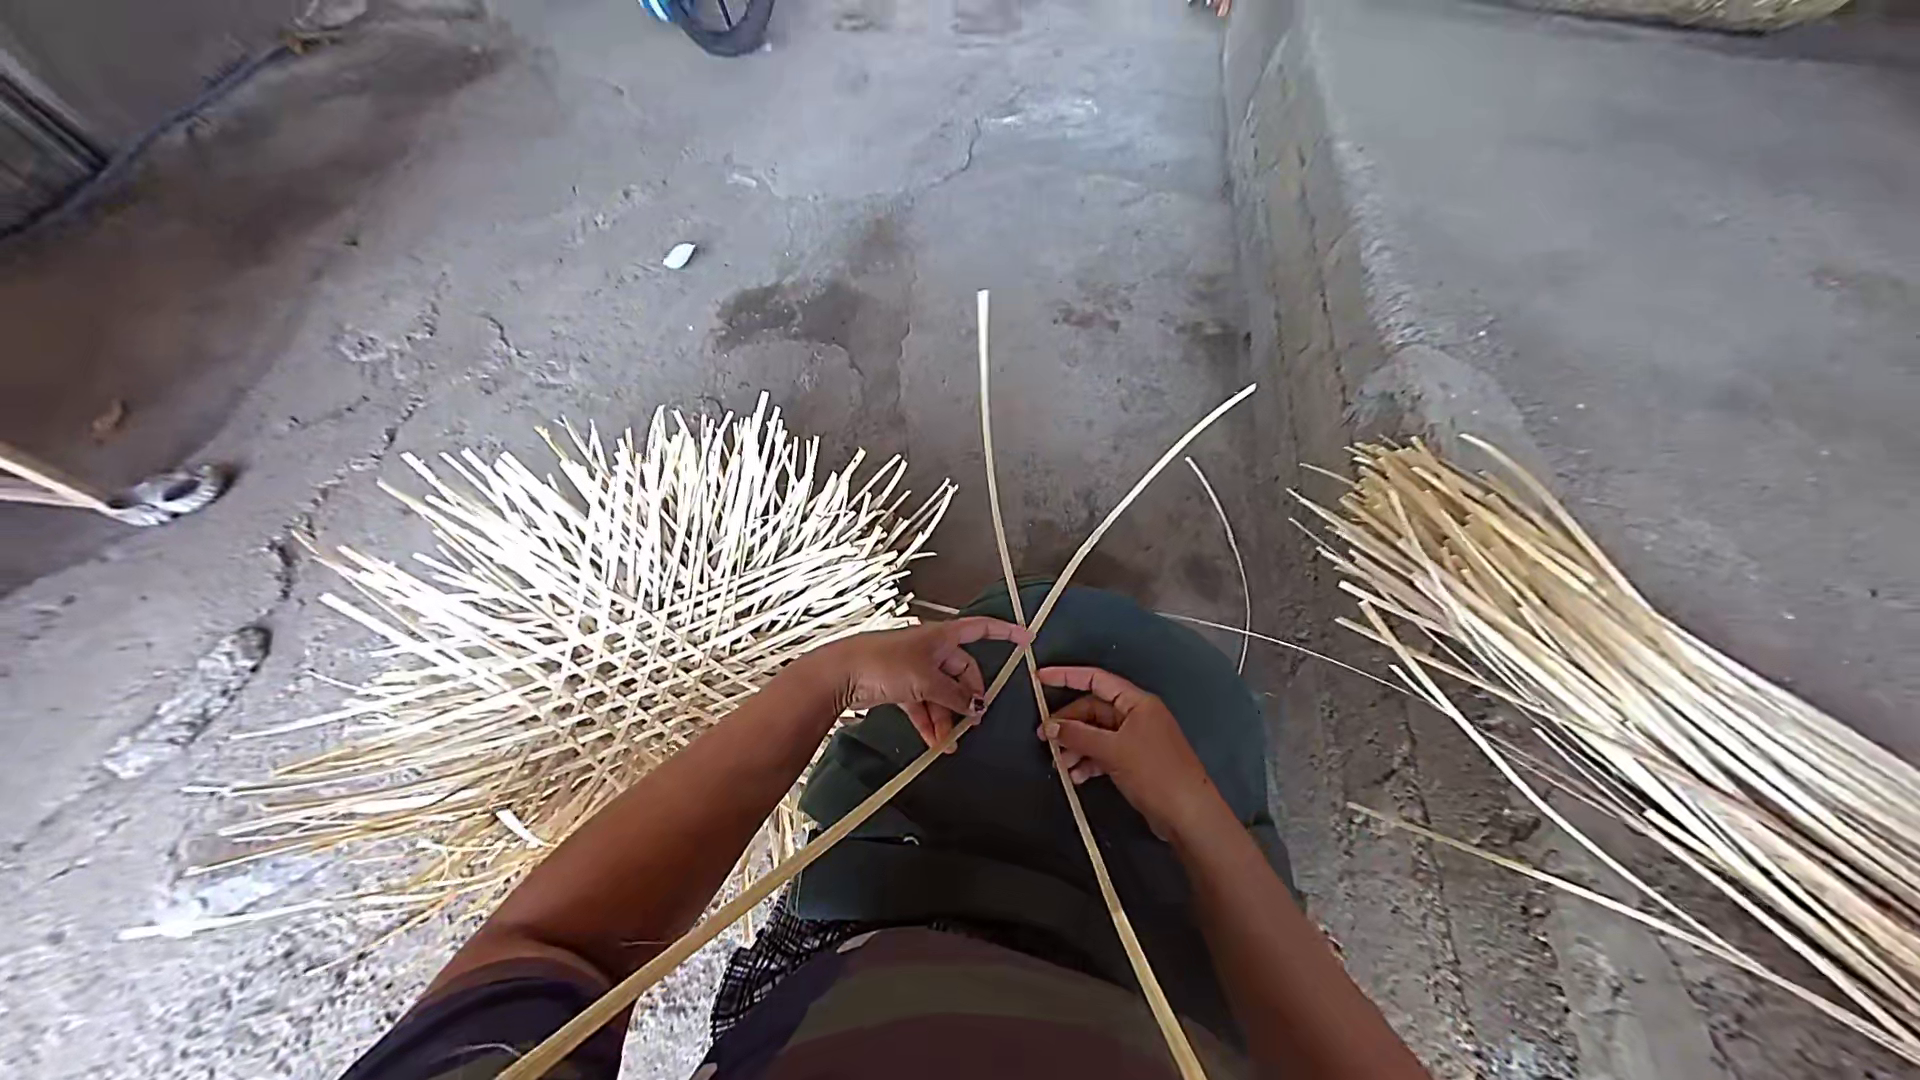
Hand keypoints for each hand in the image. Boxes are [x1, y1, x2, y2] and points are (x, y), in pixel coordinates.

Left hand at [799, 618, 1030, 751]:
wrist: (842, 673)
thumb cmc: (886, 664)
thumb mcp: (927, 680)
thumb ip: (955, 696)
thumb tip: (977, 707)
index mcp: (942, 636)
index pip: (981, 629)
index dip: (1005, 633)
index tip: (1026, 638)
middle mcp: (932, 649)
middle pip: (962, 672)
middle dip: (968, 699)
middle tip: (973, 722)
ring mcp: (916, 668)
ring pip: (942, 693)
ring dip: (947, 717)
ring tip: (950, 742)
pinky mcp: (901, 685)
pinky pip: (923, 704)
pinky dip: (929, 721)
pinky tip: (934, 743)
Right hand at [1035, 666, 1226, 839]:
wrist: (1189, 816)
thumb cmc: (1155, 773)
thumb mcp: (1113, 750)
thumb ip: (1079, 735)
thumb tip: (1050, 726)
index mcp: (1136, 702)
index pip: (1096, 680)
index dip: (1067, 676)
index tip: (1040, 678)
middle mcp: (1135, 716)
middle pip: (1092, 710)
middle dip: (1068, 724)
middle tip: (1044, 738)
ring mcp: (1135, 739)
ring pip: (1095, 734)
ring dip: (1075, 746)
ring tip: (1061, 764)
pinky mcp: (1133, 762)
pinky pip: (1103, 753)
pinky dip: (1087, 762)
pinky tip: (1076, 776)